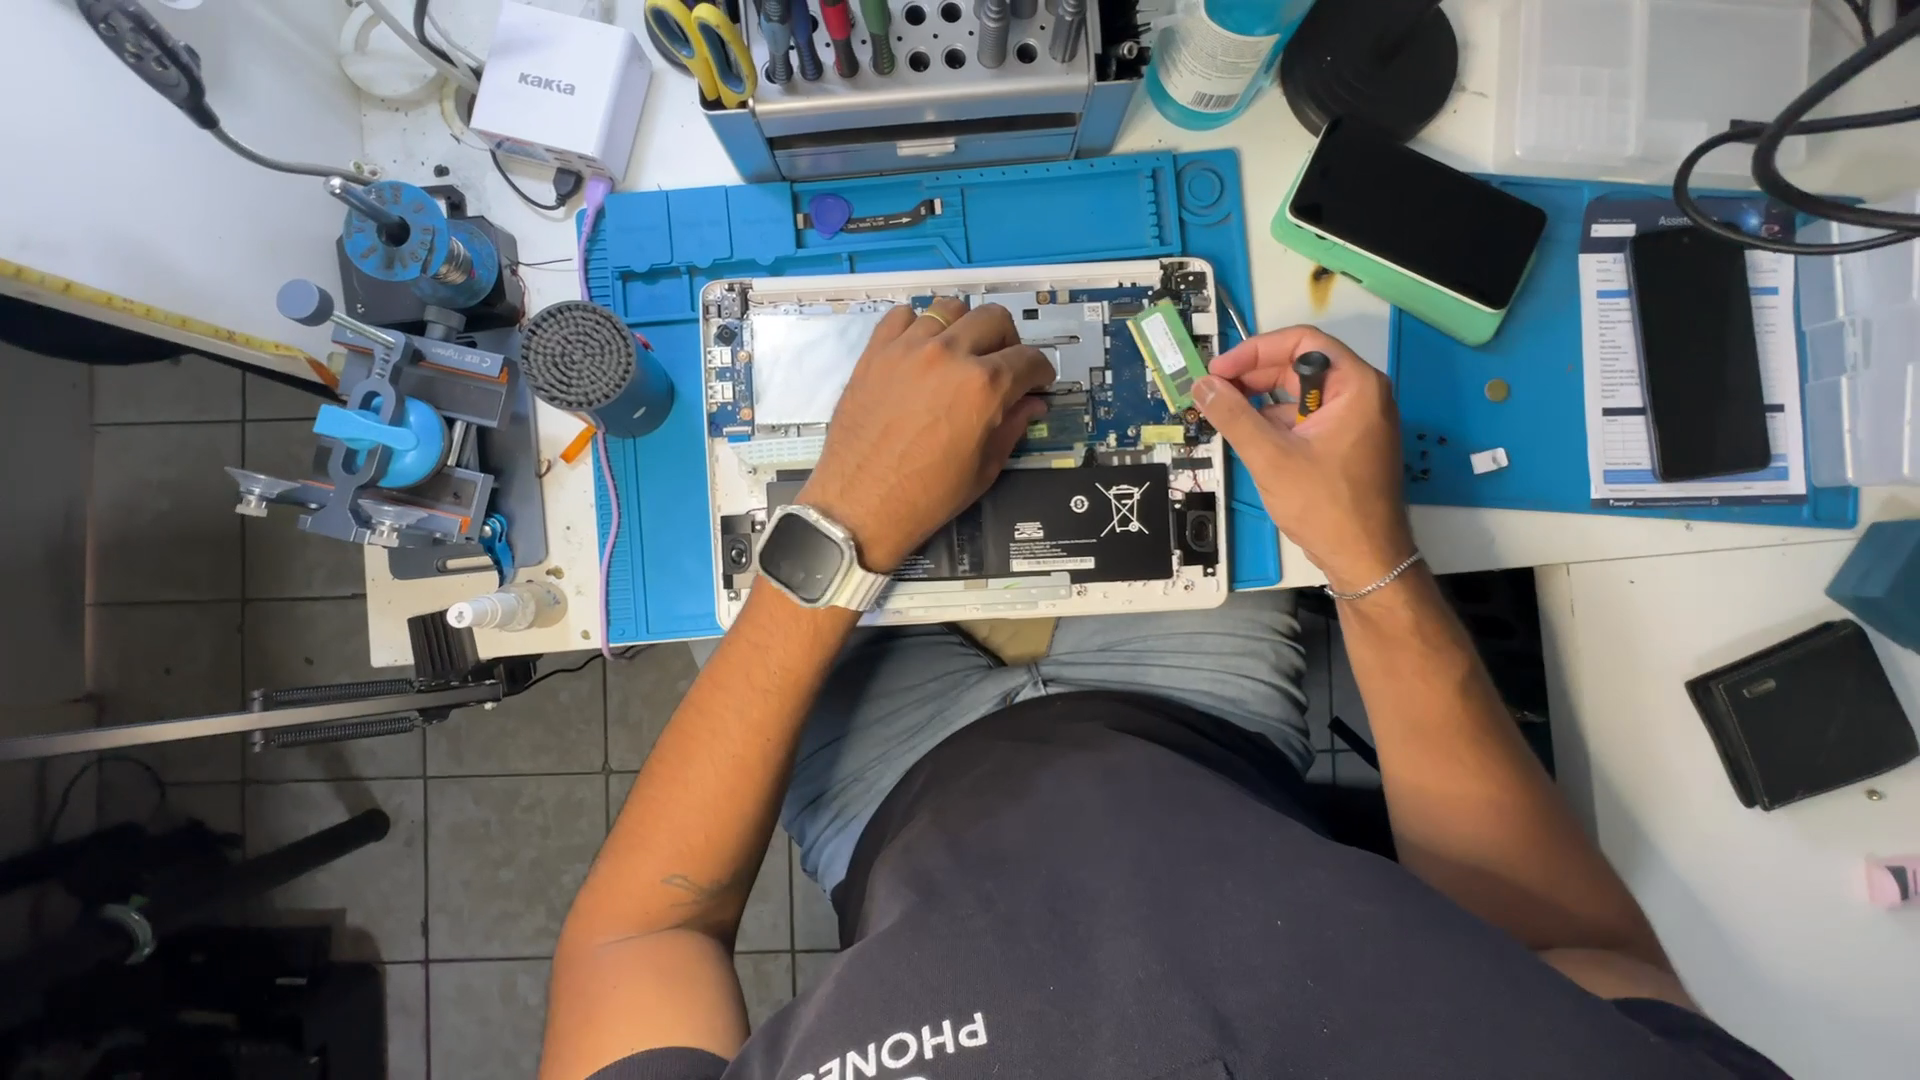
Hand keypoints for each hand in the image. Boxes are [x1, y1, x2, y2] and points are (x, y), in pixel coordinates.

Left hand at [800, 298, 1055, 571]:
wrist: (861, 505)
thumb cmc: (927, 496)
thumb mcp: (984, 468)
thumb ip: (1012, 427)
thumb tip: (1031, 404)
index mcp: (984, 386)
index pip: (1029, 358)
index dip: (1040, 372)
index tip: (1037, 382)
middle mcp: (948, 355)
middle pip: (994, 319)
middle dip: (1009, 341)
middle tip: (1003, 366)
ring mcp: (908, 348)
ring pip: (949, 308)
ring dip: (964, 327)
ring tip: (960, 353)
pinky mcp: (875, 352)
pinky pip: (902, 316)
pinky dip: (917, 325)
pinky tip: (920, 349)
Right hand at [1192, 326, 1415, 593]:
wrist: (1365, 558)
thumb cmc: (1324, 504)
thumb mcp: (1270, 457)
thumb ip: (1233, 416)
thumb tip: (1202, 386)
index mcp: (1355, 386)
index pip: (1302, 342)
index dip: (1255, 350)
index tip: (1219, 371)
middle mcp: (1360, 394)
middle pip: (1299, 366)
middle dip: (1253, 376)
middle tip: (1213, 393)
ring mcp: (1354, 420)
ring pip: (1298, 394)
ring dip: (1259, 401)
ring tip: (1223, 417)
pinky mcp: (1344, 443)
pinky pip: (1304, 419)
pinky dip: (1274, 423)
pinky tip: (1247, 439)